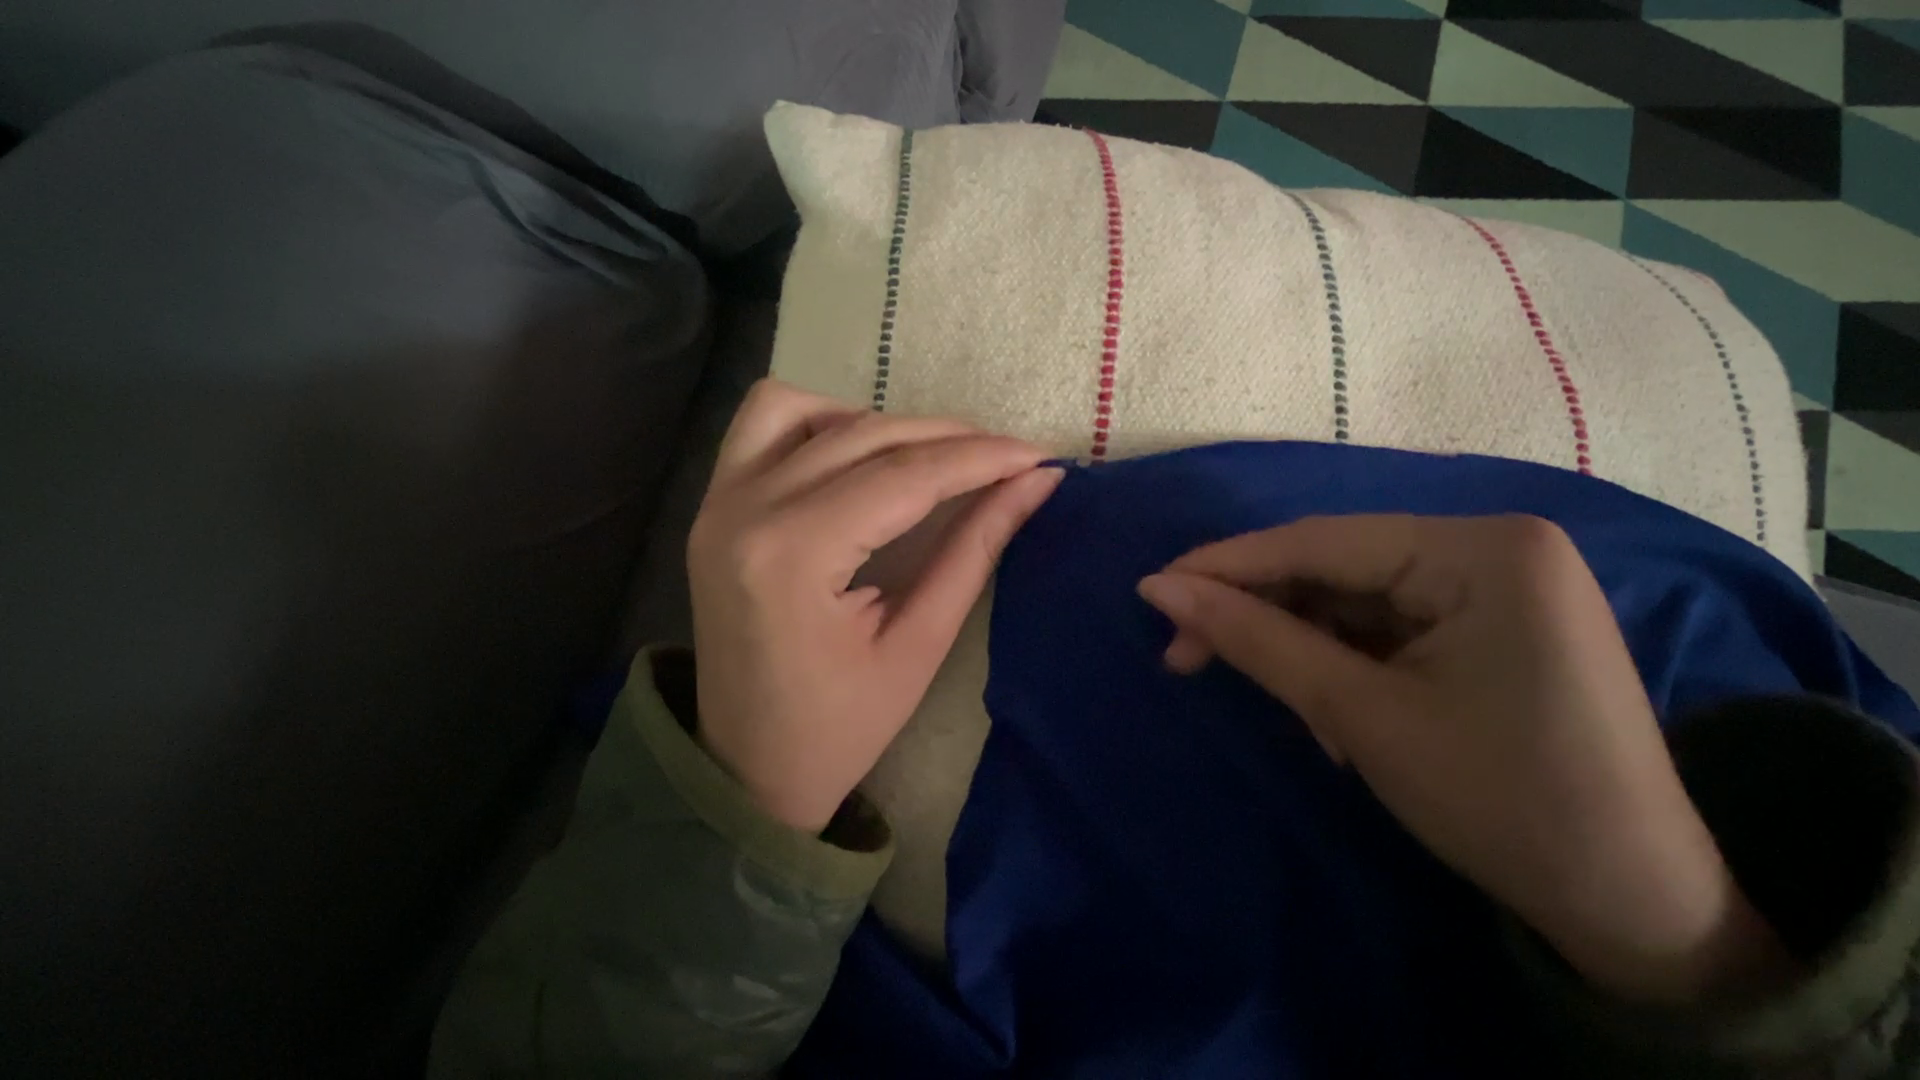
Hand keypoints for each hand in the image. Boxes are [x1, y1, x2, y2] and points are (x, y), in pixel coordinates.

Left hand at [687, 379, 1061, 833]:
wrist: (746, 768)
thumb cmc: (839, 729)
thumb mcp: (919, 645)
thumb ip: (974, 552)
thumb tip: (1037, 483)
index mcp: (793, 555)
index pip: (904, 477)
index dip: (981, 459)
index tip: (1040, 456)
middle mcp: (745, 509)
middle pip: (865, 436)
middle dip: (948, 439)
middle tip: (1009, 459)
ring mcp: (718, 501)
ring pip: (807, 411)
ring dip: (880, 422)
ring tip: (933, 459)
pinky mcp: (712, 505)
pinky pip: (761, 425)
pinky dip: (819, 422)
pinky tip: (861, 457)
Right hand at [1137, 514, 1793, 1003]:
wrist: (1634, 907)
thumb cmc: (1498, 800)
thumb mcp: (1360, 715)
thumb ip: (1255, 640)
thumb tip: (1158, 588)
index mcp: (1484, 549)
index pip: (1323, 542)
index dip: (1227, 566)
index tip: (1149, 591)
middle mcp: (1497, 549)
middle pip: (1341, 568)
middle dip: (1264, 616)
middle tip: (1184, 657)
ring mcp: (1502, 590)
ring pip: (1361, 602)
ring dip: (1305, 649)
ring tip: (1282, 711)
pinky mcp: (1497, 630)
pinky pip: (1393, 630)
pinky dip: (1347, 665)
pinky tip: (1328, 714)